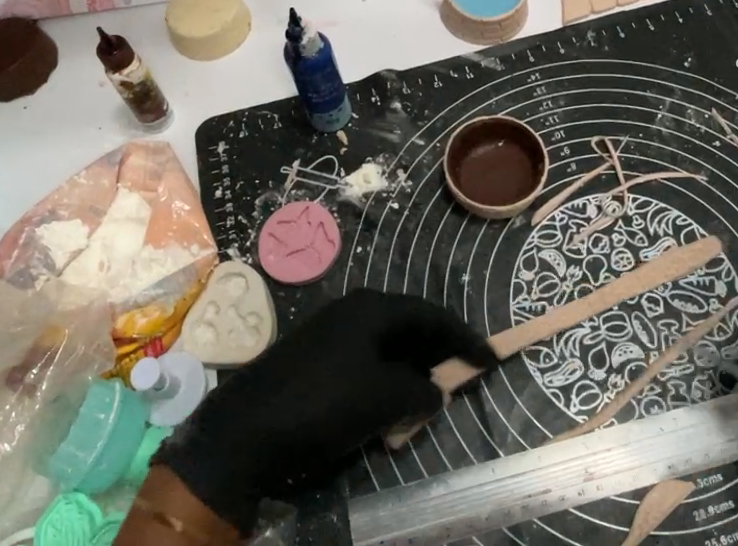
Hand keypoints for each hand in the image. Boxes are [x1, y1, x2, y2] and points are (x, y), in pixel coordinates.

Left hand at [156, 289, 493, 530]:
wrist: (247, 429)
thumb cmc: (323, 403)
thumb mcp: (384, 398)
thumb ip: (420, 390)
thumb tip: (433, 391)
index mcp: (373, 309)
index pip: (432, 315)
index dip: (464, 338)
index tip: (490, 359)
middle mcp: (354, 313)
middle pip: (410, 328)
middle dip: (437, 355)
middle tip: (462, 379)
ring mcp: (332, 335)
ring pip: (387, 349)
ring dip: (411, 375)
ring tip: (428, 403)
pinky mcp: (316, 360)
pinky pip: (365, 365)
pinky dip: (386, 385)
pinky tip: (389, 412)